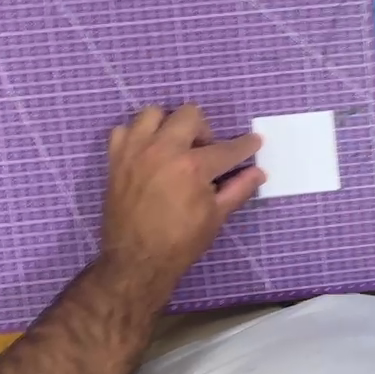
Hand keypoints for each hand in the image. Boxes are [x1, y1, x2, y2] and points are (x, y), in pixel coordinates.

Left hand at [99, 105, 265, 290]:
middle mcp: (164, 149)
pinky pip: (124, 129)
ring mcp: (136, 151)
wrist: (137, 261)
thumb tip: (258, 172)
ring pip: (154, 113)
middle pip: (190, 115)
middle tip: (205, 152)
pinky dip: (137, 136)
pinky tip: (147, 153)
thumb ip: (238, 189)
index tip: (253, 142)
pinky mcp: (116, 158)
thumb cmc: (181, 242)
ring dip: (169, 125)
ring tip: (174, 147)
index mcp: (193, 166)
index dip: (246, 145)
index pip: (228, 148)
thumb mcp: (216, 217)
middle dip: (204, 130)